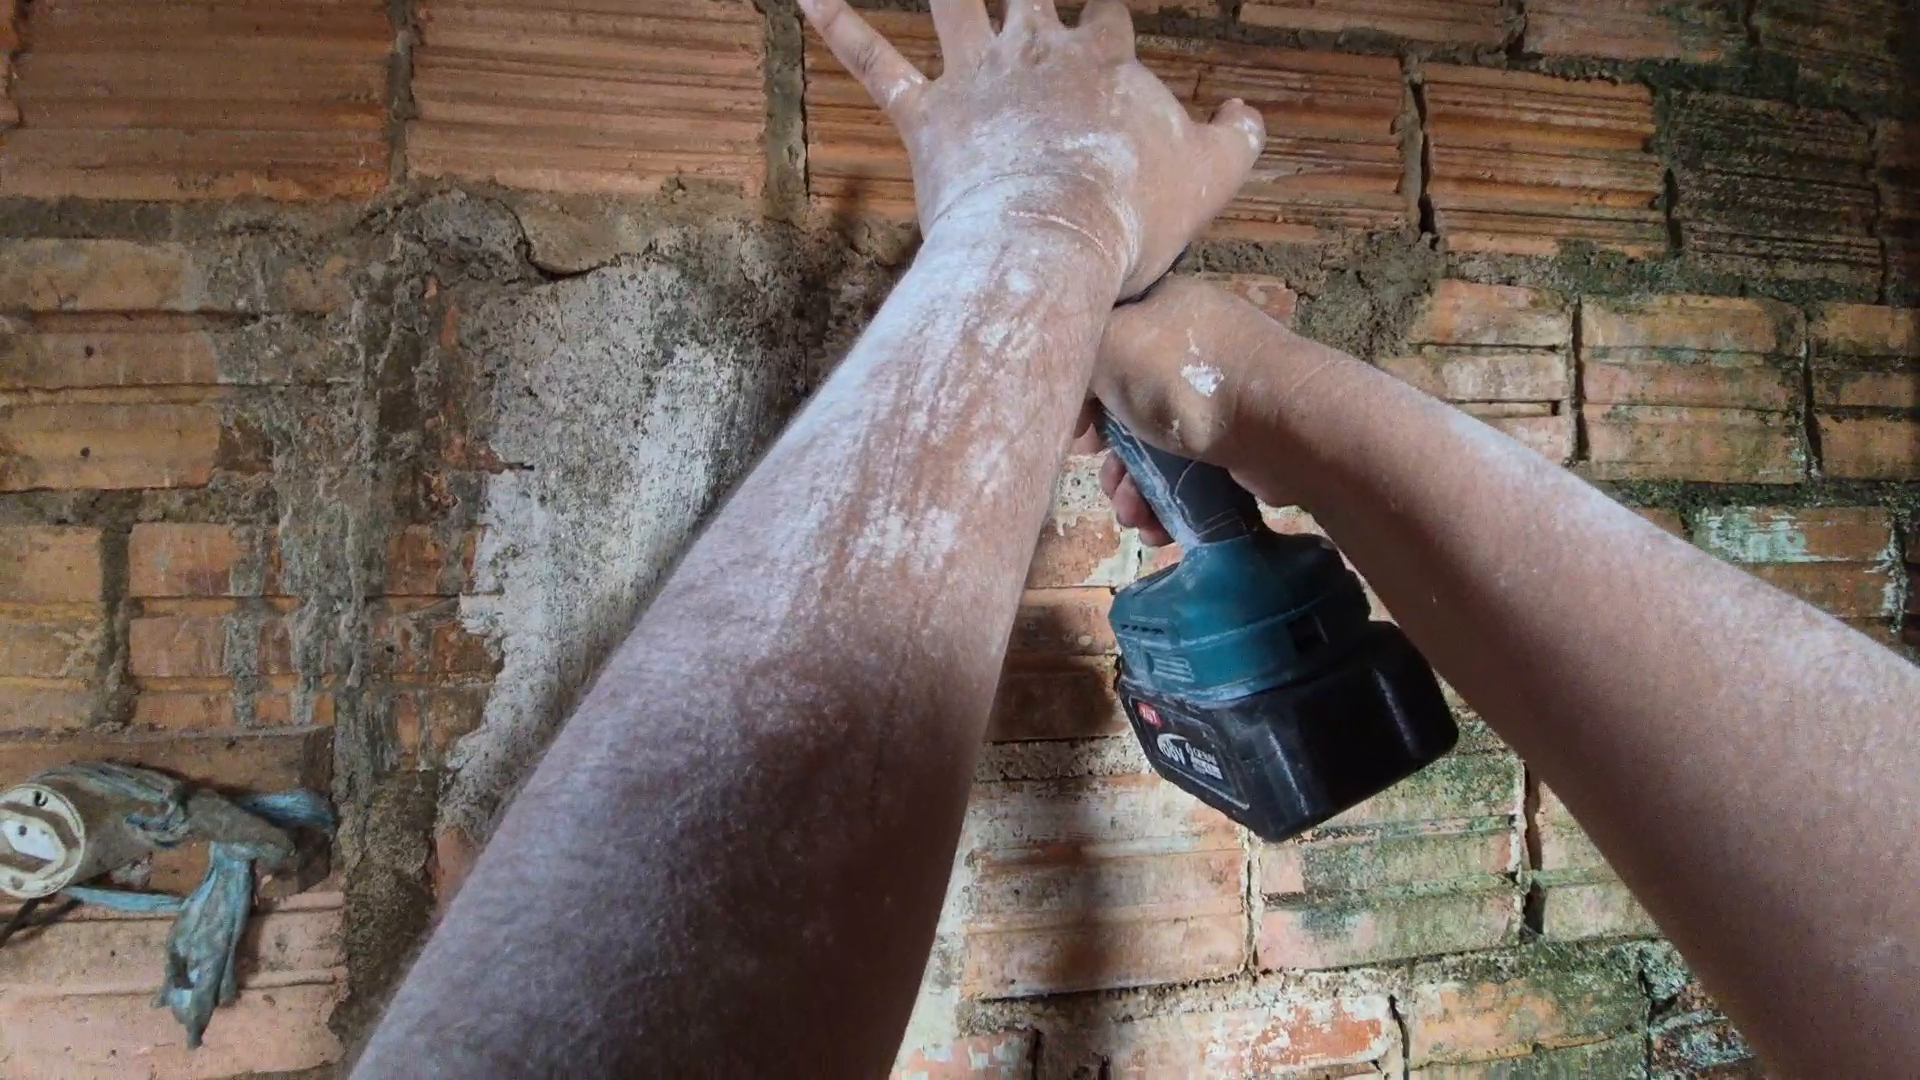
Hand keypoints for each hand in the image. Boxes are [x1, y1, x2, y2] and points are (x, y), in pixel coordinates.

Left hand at [801, 0, 1265, 295]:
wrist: (1058, 245)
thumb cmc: (1134, 218)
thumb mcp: (1213, 178)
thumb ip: (1241, 138)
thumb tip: (1246, 111)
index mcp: (1102, 58)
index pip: (1105, 13)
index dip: (1102, 12)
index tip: (1099, 16)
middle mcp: (1037, 50)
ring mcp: (979, 79)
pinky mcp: (931, 120)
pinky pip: (878, 66)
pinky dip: (843, 28)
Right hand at [1074, 277, 1333, 536]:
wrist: (1281, 423)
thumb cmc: (1184, 378)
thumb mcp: (1107, 346)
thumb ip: (1076, 357)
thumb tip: (1081, 397)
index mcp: (1162, 309)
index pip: (1105, 347)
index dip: (1083, 394)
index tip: (1078, 434)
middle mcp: (1191, 347)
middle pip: (1127, 407)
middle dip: (1111, 459)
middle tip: (1107, 485)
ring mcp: (1218, 394)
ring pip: (1156, 447)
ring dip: (1135, 490)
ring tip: (1134, 519)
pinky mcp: (1239, 439)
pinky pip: (1189, 471)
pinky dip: (1168, 501)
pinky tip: (1159, 528)